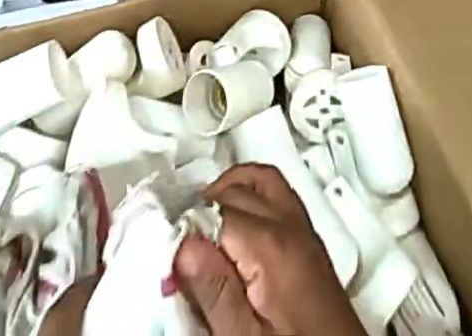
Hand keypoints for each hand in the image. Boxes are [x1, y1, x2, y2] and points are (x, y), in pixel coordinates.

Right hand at [173, 164, 363, 335]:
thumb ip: (214, 291)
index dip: (183, 228)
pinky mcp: (308, 239)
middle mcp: (291, 226)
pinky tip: (233, 216)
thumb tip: (184, 246)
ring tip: (198, 223)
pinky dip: (250, 191)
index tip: (163, 252)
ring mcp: (302, 228)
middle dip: (199, 210)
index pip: (215, 212)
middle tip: (173, 244)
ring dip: (226, 190)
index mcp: (273, 246)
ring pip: (258, 179)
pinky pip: (276, 191)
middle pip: (234, 191)